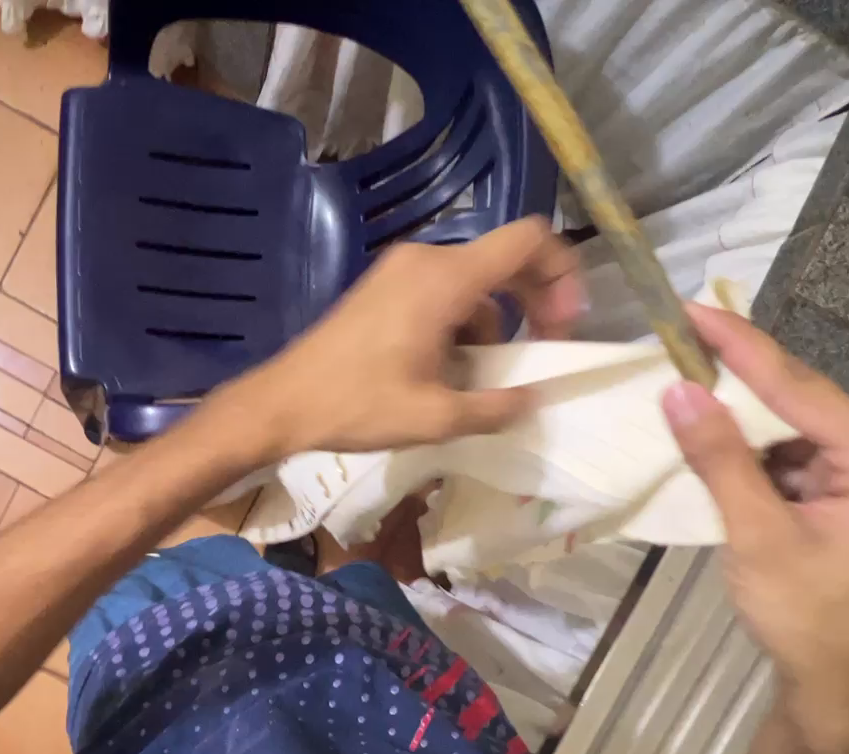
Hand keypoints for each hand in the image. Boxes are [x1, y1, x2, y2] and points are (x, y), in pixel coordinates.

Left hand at [204, 217, 583, 457]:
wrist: (283, 402)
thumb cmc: (356, 405)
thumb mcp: (434, 417)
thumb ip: (495, 407)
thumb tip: (532, 399)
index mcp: (445, 278)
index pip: (528, 241)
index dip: (562, 274)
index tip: (565, 323)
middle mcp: (425, 260)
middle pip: (503, 261)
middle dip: (533, 304)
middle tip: (540, 352)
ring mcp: (399, 272)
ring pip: (471, 286)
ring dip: (492, 327)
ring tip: (481, 381)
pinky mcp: (382, 289)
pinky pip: (440, 295)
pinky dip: (458, 326)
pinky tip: (446, 373)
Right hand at [662, 305, 848, 753]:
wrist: (845, 686)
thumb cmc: (808, 617)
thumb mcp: (756, 536)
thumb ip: (720, 459)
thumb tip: (679, 391)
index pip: (801, 388)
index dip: (741, 346)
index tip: (694, 309)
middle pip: (803, 405)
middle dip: (739, 384)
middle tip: (680, 352)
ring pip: (797, 434)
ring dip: (744, 431)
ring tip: (689, 412)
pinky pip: (800, 461)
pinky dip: (759, 461)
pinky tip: (724, 463)